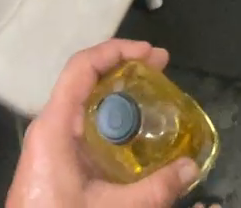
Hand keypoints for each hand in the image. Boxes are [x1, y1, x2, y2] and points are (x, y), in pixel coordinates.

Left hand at [6, 39, 198, 207]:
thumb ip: (154, 190)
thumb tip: (191, 167)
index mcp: (54, 125)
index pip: (81, 67)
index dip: (115, 51)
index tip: (149, 53)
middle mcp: (49, 126)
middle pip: (85, 79)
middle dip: (124, 68)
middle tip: (161, 68)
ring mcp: (50, 143)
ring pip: (85, 101)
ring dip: (118, 92)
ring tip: (152, 92)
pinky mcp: (55, 160)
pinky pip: (83, 125)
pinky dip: (109, 117)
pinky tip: (133, 129)